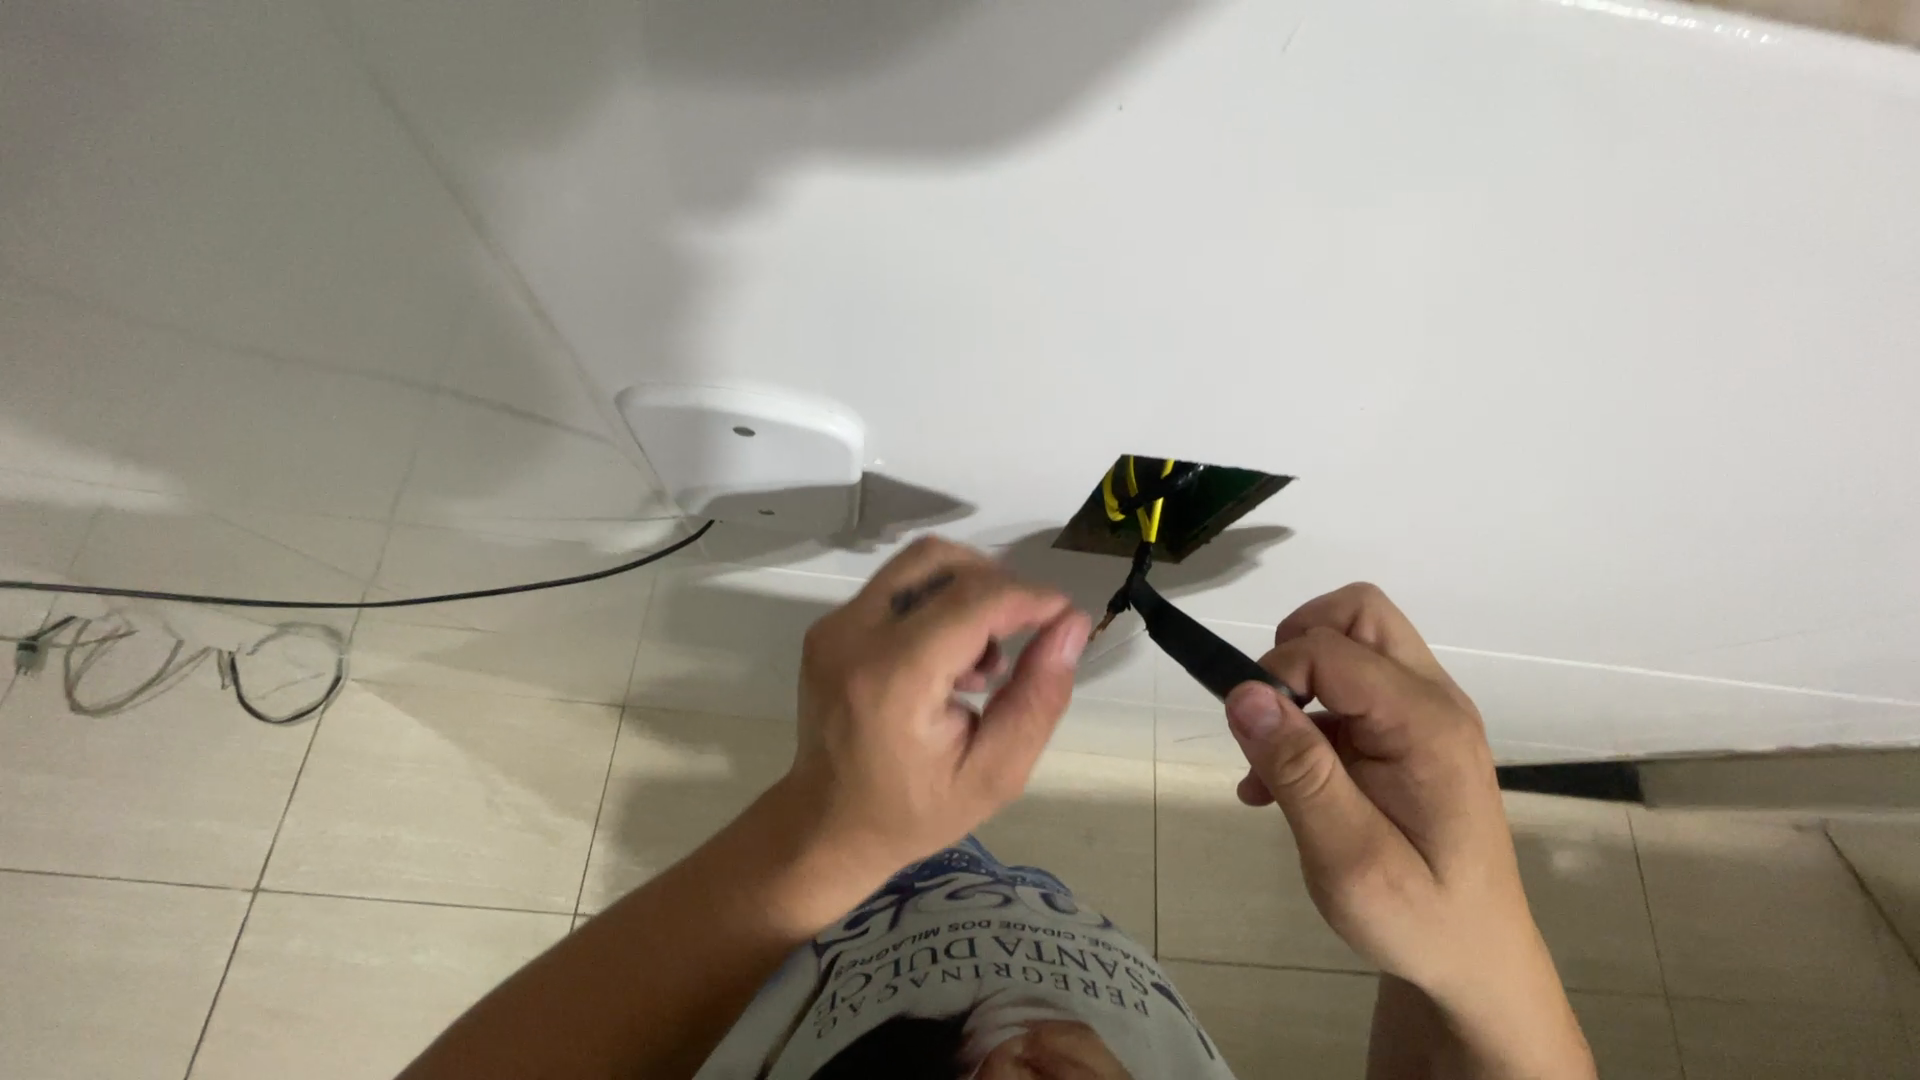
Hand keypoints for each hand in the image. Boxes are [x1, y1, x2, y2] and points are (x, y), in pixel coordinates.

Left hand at [779, 536, 1091, 887]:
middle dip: (998, 585)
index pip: (971, 601)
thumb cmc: (913, 812)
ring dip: (968, 591)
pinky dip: (939, 604)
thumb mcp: (994, 775)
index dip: (1029, 596)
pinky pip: (897, 586)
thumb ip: (1038, 700)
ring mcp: (833, 627)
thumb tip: (1070, 626)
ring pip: (918, 564)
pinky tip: (948, 663)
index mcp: (892, 679)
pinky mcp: (829, 627)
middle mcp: (852, 636)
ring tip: (981, 663)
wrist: (826, 825)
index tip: (1065, 616)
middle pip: (940, 561)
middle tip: (1024, 635)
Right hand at [1225, 585, 1592, 1076]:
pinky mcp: (1412, 731)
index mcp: (1427, 726)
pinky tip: (1284, 778)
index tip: (1251, 736)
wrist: (1474, 963)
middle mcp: (1435, 701)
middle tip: (1266, 710)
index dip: (1275, 675)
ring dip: (1300, 674)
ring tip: (1272, 751)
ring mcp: (1428, 713)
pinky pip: (1352, 683)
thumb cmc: (1418, 918)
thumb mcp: (1348, 859)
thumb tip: (1243, 692)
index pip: (1331, 648)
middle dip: (1296, 644)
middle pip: (1358, 613)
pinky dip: (1309, 706)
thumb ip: (1298, 771)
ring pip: (1355, 638)